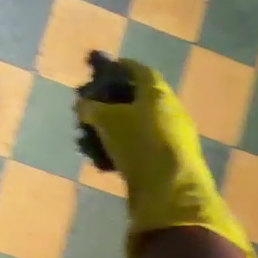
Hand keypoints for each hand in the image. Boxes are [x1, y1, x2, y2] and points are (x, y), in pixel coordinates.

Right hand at [75, 59, 257, 257]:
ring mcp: (174, 137)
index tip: (101, 68)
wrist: (172, 191)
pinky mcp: (172, 161)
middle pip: (138, 98)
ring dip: (115, 126)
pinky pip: (142, 146)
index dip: (119, 66)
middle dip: (112, 100)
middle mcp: (171, 111)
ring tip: (91, 136)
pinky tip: (103, 159)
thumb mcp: (105, 119)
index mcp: (158, 93)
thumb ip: (90, 107)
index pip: (138, 69)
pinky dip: (123, 147)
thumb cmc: (138, 142)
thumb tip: (84, 105)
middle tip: (91, 104)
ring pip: (138, 124)